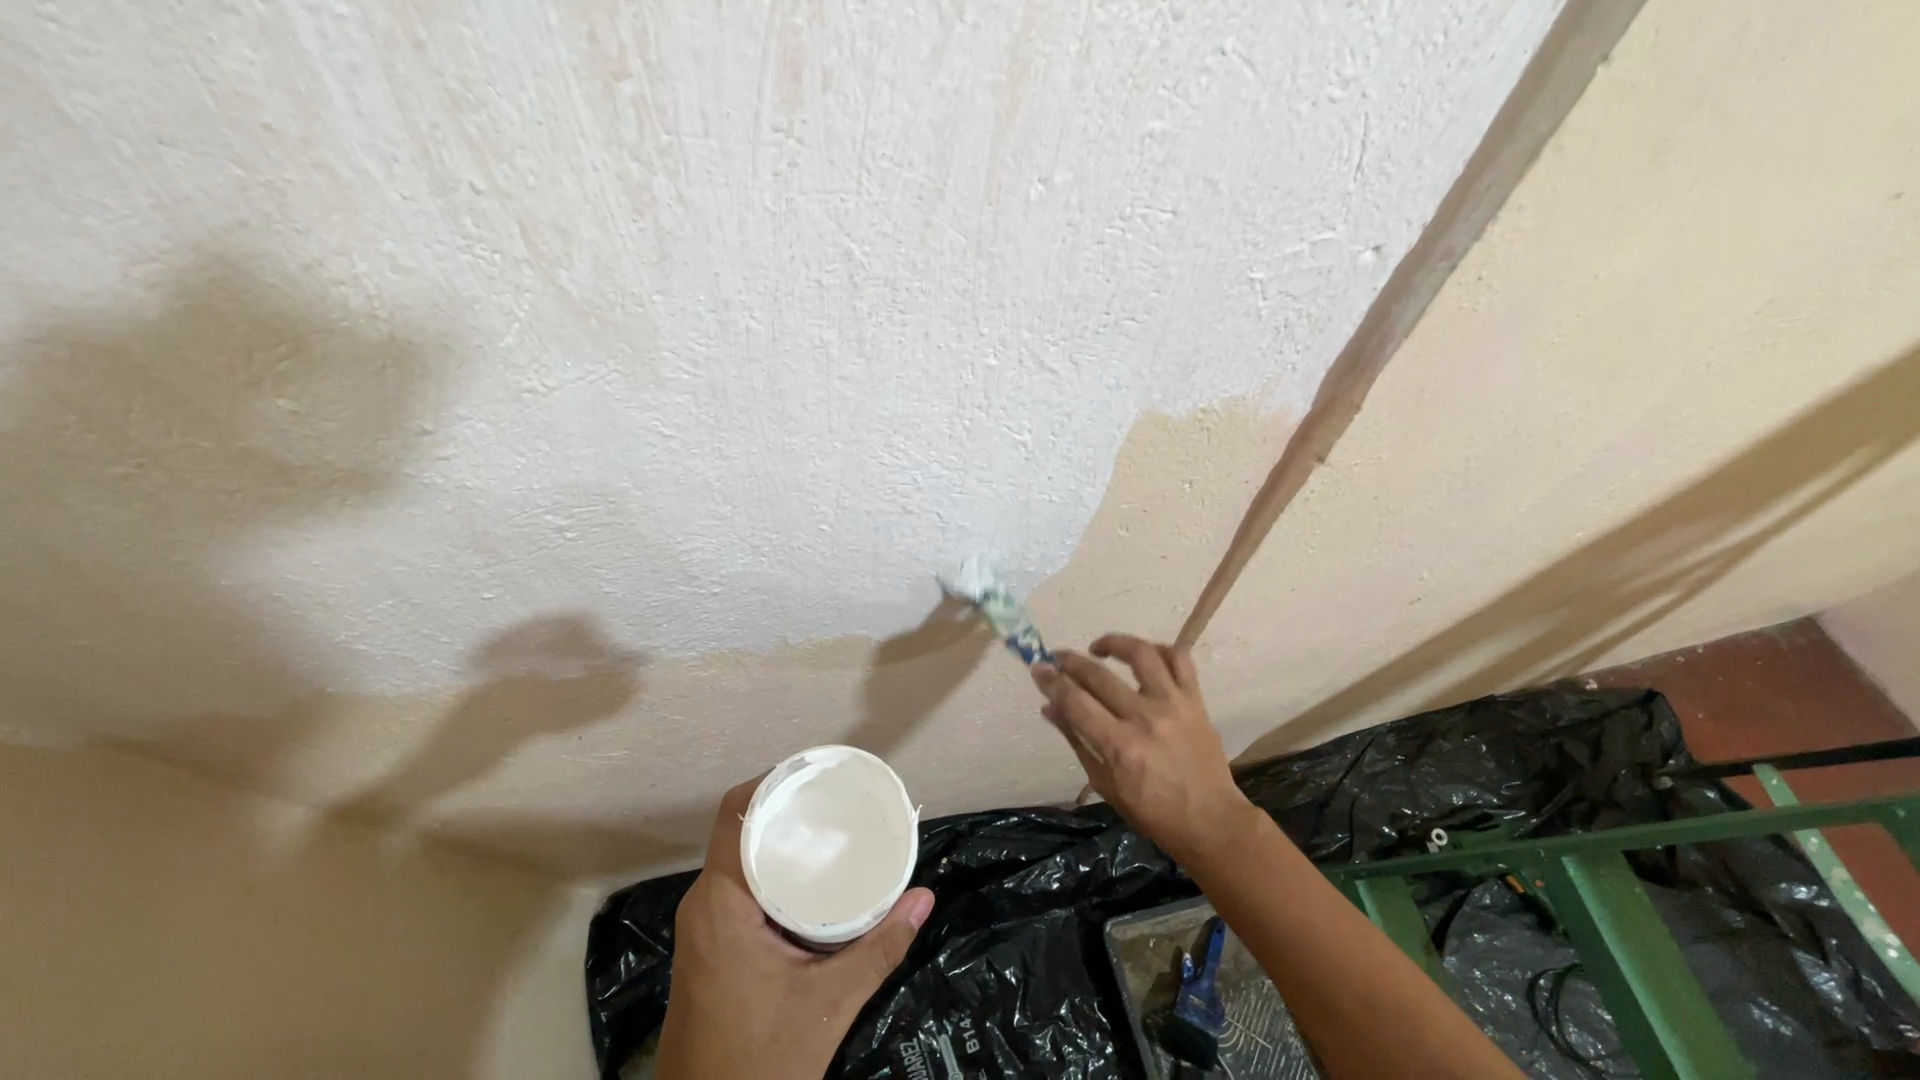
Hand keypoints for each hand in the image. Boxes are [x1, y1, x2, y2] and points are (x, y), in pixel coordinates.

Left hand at [656, 775, 935, 1078]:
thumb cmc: (761, 1058)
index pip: (736, 814)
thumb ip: (880, 947)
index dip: (772, 781)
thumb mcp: (830, 1002)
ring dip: (778, 839)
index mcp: (721, 904)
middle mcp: (703, 905)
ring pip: (737, 859)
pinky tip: (808, 876)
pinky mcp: (709, 945)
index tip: (817, 771)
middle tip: (837, 798)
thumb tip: (925, 897)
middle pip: (738, 830)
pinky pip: (737, 885)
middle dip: (786, 808)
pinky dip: (770, 869)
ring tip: (829, 827)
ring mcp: (701, 926)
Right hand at [1032, 634, 1254, 864]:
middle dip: (1070, 662)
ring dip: (1115, 642)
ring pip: (1142, 655)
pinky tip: (1143, 655)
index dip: (1052, 682)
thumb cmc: (1152, 812)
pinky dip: (1159, 650)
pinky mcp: (1196, 701)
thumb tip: (1049, 708)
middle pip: (1099, 676)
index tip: (1038, 670)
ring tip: (1098, 648)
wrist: (1210, 820)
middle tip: (1057, 658)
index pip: (1075, 702)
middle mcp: (1145, 719)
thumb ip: (1077, 740)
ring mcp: (1174, 705)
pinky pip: (1180, 660)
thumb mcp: (1104, 784)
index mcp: (1120, 746)